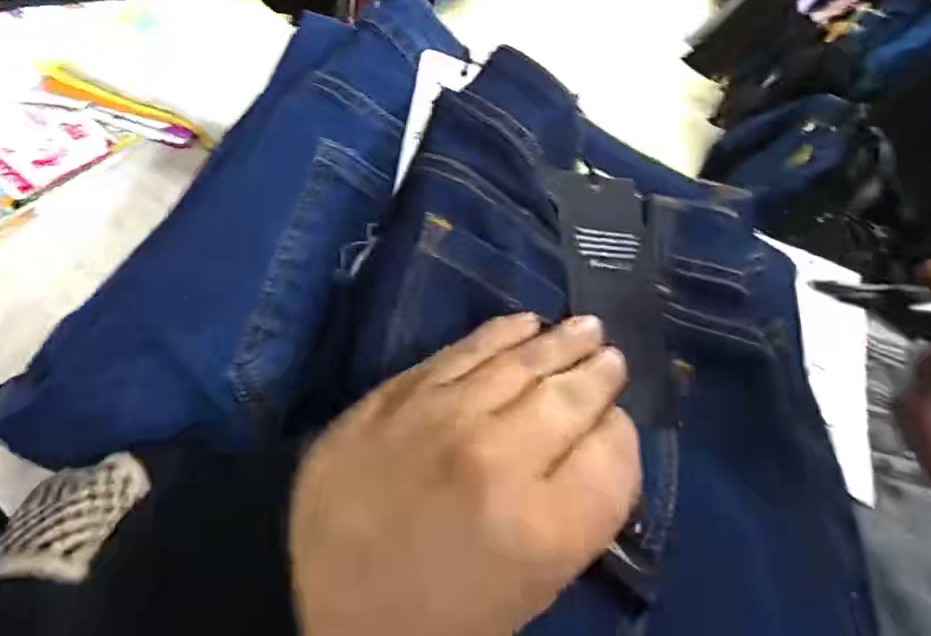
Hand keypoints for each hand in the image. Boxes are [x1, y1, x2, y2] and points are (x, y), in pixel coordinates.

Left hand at [290, 313, 638, 635]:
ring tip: (587, 327)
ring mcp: (446, 416)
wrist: (311, 595)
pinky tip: (528, 324)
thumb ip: (575, 514)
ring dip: (563, 341)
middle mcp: (499, 460)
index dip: (620, 433)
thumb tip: (599, 439)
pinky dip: (505, 332)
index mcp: (539, 530)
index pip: (613, 454)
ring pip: (525, 360)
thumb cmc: (434, 615)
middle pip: (573, 397)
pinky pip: (468, 348)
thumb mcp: (526, 591)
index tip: (613, 425)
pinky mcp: (403, 391)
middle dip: (600, 374)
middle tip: (613, 358)